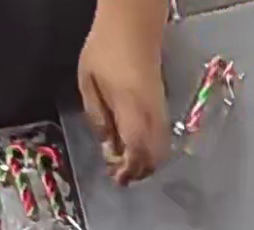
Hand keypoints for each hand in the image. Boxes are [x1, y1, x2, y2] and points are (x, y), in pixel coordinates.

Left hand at [78, 3, 169, 184]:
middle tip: (121, 174)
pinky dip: (151, 152)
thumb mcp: (89, 83)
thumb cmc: (106, 50)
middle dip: (137, 172)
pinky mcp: (164, 112)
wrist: (134, 26)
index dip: (127, 171)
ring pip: (160, 154)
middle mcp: (151, 118)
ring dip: (145, 164)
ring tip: (128, 163)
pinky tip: (138, 149)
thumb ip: (98, 118)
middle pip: (152, 160)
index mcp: (131, 111)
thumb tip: (107, 147)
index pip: (136, 153)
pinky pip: (162, 142)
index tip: (117, 179)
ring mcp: (161, 116)